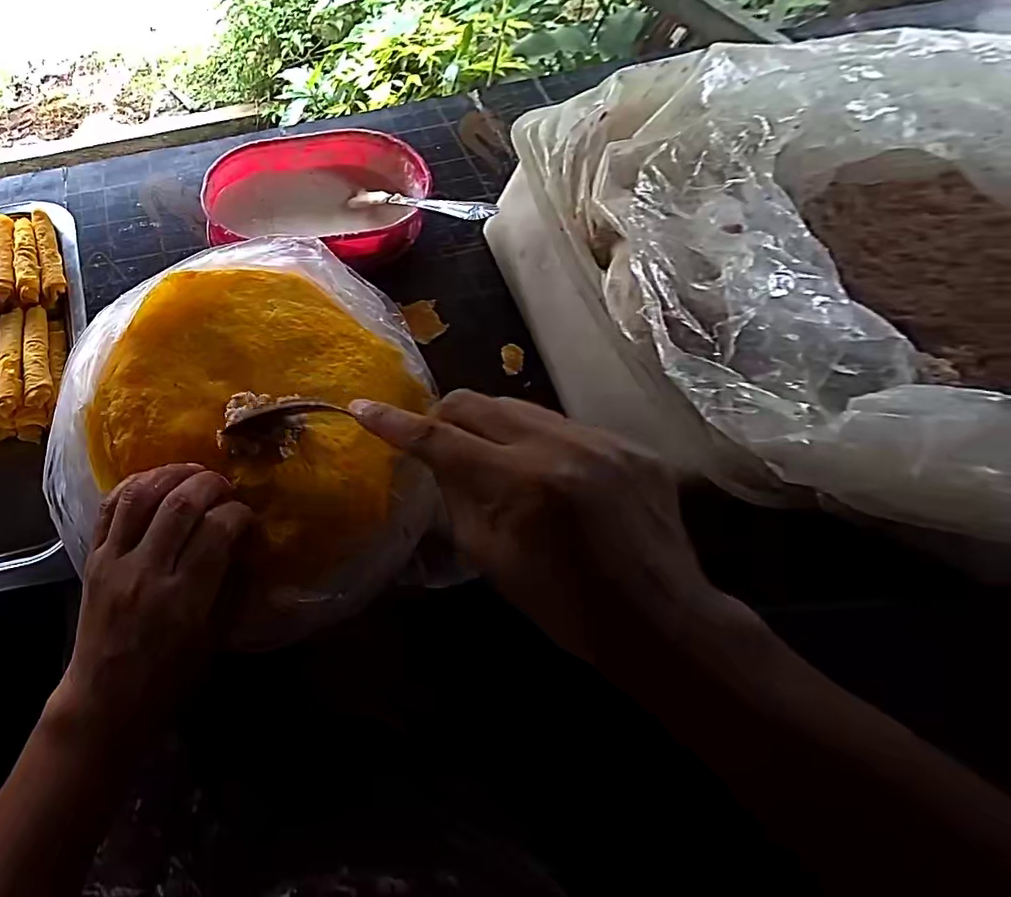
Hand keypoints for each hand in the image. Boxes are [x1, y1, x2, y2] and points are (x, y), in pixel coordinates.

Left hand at [54, 464, 252, 739]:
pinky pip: (108, 507)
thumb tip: (247, 546)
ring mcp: (113, 561)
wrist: (104, 699)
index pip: (216, 534)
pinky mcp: (92, 556)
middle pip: (178, 506)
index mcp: (183, 601)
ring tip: (192, 471)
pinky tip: (152, 480)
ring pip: (140, 497)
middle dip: (208, 484)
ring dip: (169, 474)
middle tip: (224, 484)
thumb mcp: (211, 644)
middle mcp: (147, 573)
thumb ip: (230, 592)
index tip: (246, 514)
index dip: (237, 513)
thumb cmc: (166, 681)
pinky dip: (131, 485)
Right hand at [351, 390, 728, 666]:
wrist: (663, 622)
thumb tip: (434, 457)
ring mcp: (603, 442)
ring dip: (487, 426)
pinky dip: (533, 440)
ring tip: (489, 459)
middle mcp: (562, 449)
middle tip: (432, 442)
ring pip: (515, 406)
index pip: (437, 437)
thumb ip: (455, 493)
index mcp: (520, 483)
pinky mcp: (631, 446)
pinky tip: (542, 474)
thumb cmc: (560, 601)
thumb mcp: (484, 551)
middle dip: (441, 417)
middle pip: (474, 403)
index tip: (361, 408)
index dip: (393, 423)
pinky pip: (559, 425)